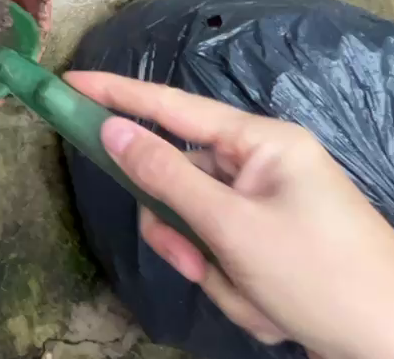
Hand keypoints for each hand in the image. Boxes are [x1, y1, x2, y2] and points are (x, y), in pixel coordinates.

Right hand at [65, 71, 393, 358]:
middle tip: (197, 260)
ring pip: (198, 222)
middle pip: (182, 178)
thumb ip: (163, 175)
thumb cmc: (326, 279)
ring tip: (255, 298)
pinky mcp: (276, 245)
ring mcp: (271, 207)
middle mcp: (264, 166)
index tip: (67, 82)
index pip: (170, 106)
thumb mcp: (233, 228)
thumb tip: (111, 128)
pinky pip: (223, 252)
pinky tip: (272, 312)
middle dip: (183, 228)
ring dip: (213, 265)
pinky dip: (236, 285)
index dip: (114, 93)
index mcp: (262, 143)